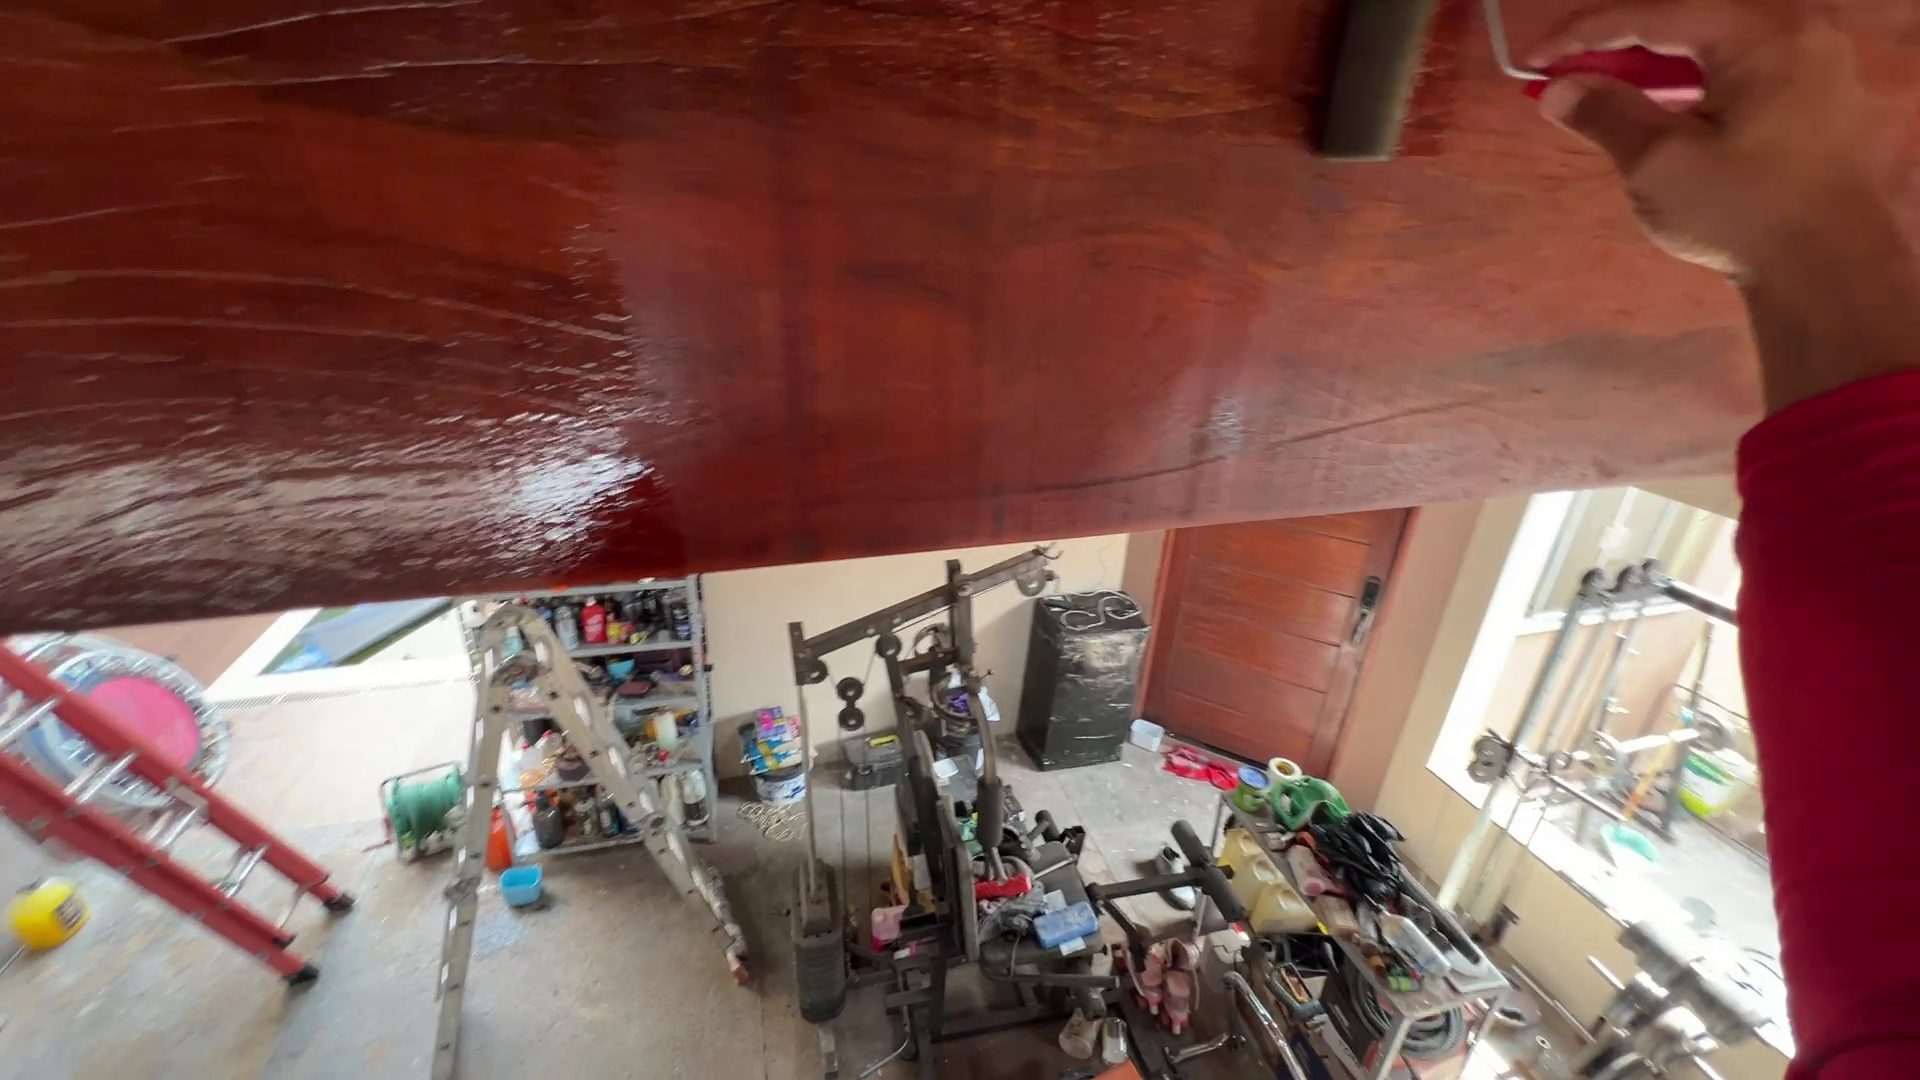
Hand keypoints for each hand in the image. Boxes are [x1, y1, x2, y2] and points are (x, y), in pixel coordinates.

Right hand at [1529, 0, 1876, 278]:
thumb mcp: (1657, 163)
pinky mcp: (1803, 94)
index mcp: (1762, 37)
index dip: (1587, 33)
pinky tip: (1645, 103)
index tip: (1531, 59)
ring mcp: (1806, 62)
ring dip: (1642, 64)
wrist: (1820, 256)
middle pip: (1686, 21)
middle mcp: (1794, 32)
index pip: (1659, 15)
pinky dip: (1675, 79)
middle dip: (1613, 44)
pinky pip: (1726, 68)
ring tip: (1590, 90)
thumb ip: (1608, 115)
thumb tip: (1558, 88)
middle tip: (1556, 72)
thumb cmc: (1735, 207)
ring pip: (1706, 45)